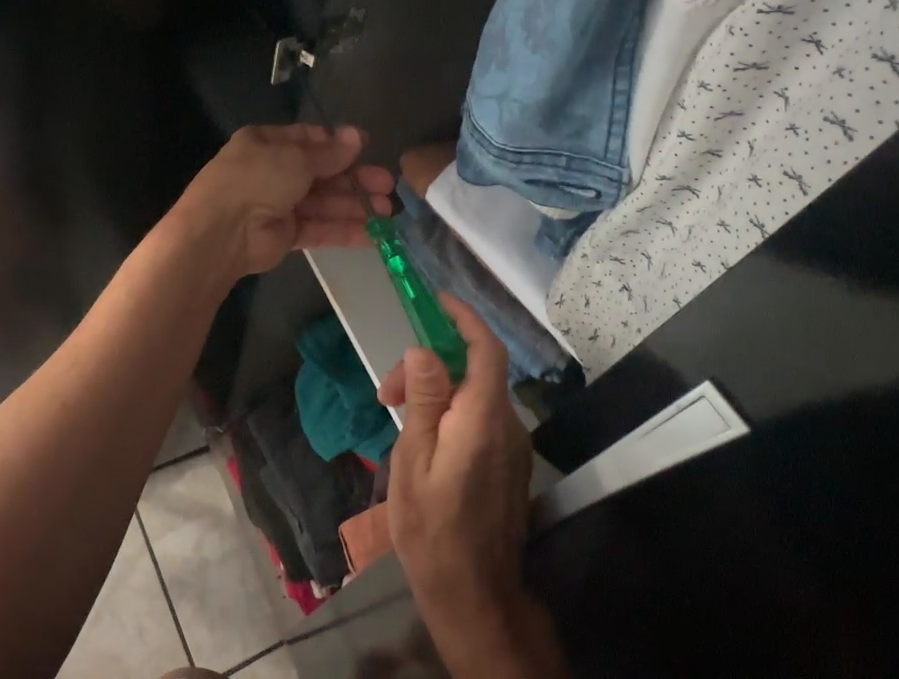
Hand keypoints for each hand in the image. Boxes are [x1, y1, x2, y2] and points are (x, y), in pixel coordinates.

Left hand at [168, 124, 393, 277]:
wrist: (220, 232)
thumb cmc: (255, 179)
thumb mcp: (294, 157)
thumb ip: (328, 153)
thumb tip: (358, 136)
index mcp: (265, 143)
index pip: (307, 139)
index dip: (337, 144)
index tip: (367, 147)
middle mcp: (271, 171)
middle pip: (320, 173)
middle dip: (354, 178)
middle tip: (388, 184)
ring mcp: (278, 205)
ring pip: (323, 202)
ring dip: (355, 205)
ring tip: (388, 211)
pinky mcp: (285, 235)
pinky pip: (319, 228)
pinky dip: (344, 230)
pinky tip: (374, 234)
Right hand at [380, 295, 554, 676]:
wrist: (474, 595)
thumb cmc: (431, 529)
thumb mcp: (413, 461)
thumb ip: (425, 402)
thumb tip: (424, 350)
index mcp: (483, 420)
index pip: (486, 351)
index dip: (465, 319)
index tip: (435, 302)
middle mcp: (507, 426)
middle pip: (473, 370)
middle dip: (429, 365)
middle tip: (387, 393)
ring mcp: (512, 447)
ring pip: (474, 394)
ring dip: (436, 390)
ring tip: (396, 415)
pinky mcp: (508, 464)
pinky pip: (479, 418)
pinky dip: (449, 411)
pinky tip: (421, 437)